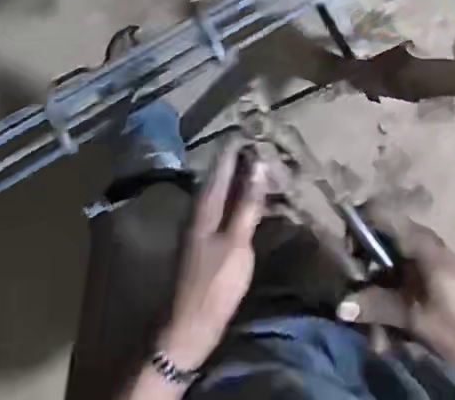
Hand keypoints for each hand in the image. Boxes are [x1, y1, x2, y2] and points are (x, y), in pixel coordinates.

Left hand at [156, 144, 268, 369]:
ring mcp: (202, 226)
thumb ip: (248, 203)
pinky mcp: (208, 240)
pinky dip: (240, 196)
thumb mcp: (237, 241)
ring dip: (241, 178)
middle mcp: (201, 210)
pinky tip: (252, 199)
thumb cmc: (216, 282)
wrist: (191, 326)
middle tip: (263, 144)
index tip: (252, 127)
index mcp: (206, 206)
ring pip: (223, 191)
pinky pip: (225, 206)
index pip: (222, 164)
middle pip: (221, 176)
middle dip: (240, 159)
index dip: (236, 146)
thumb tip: (258, 164)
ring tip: (263, 166)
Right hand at [335, 210, 454, 399]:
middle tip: (359, 320)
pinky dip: (390, 315)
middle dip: (364, 288)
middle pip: (374, 252)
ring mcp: (421, 266)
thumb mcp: (414, 316)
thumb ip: (376, 305)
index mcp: (416, 240)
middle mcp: (416, 245)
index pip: (376, 212)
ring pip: (383, 279)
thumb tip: (339, 304)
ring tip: (381, 345)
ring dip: (377, 310)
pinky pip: (396, 292)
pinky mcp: (426, 286)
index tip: (346, 259)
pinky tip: (393, 344)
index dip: (355, 228)